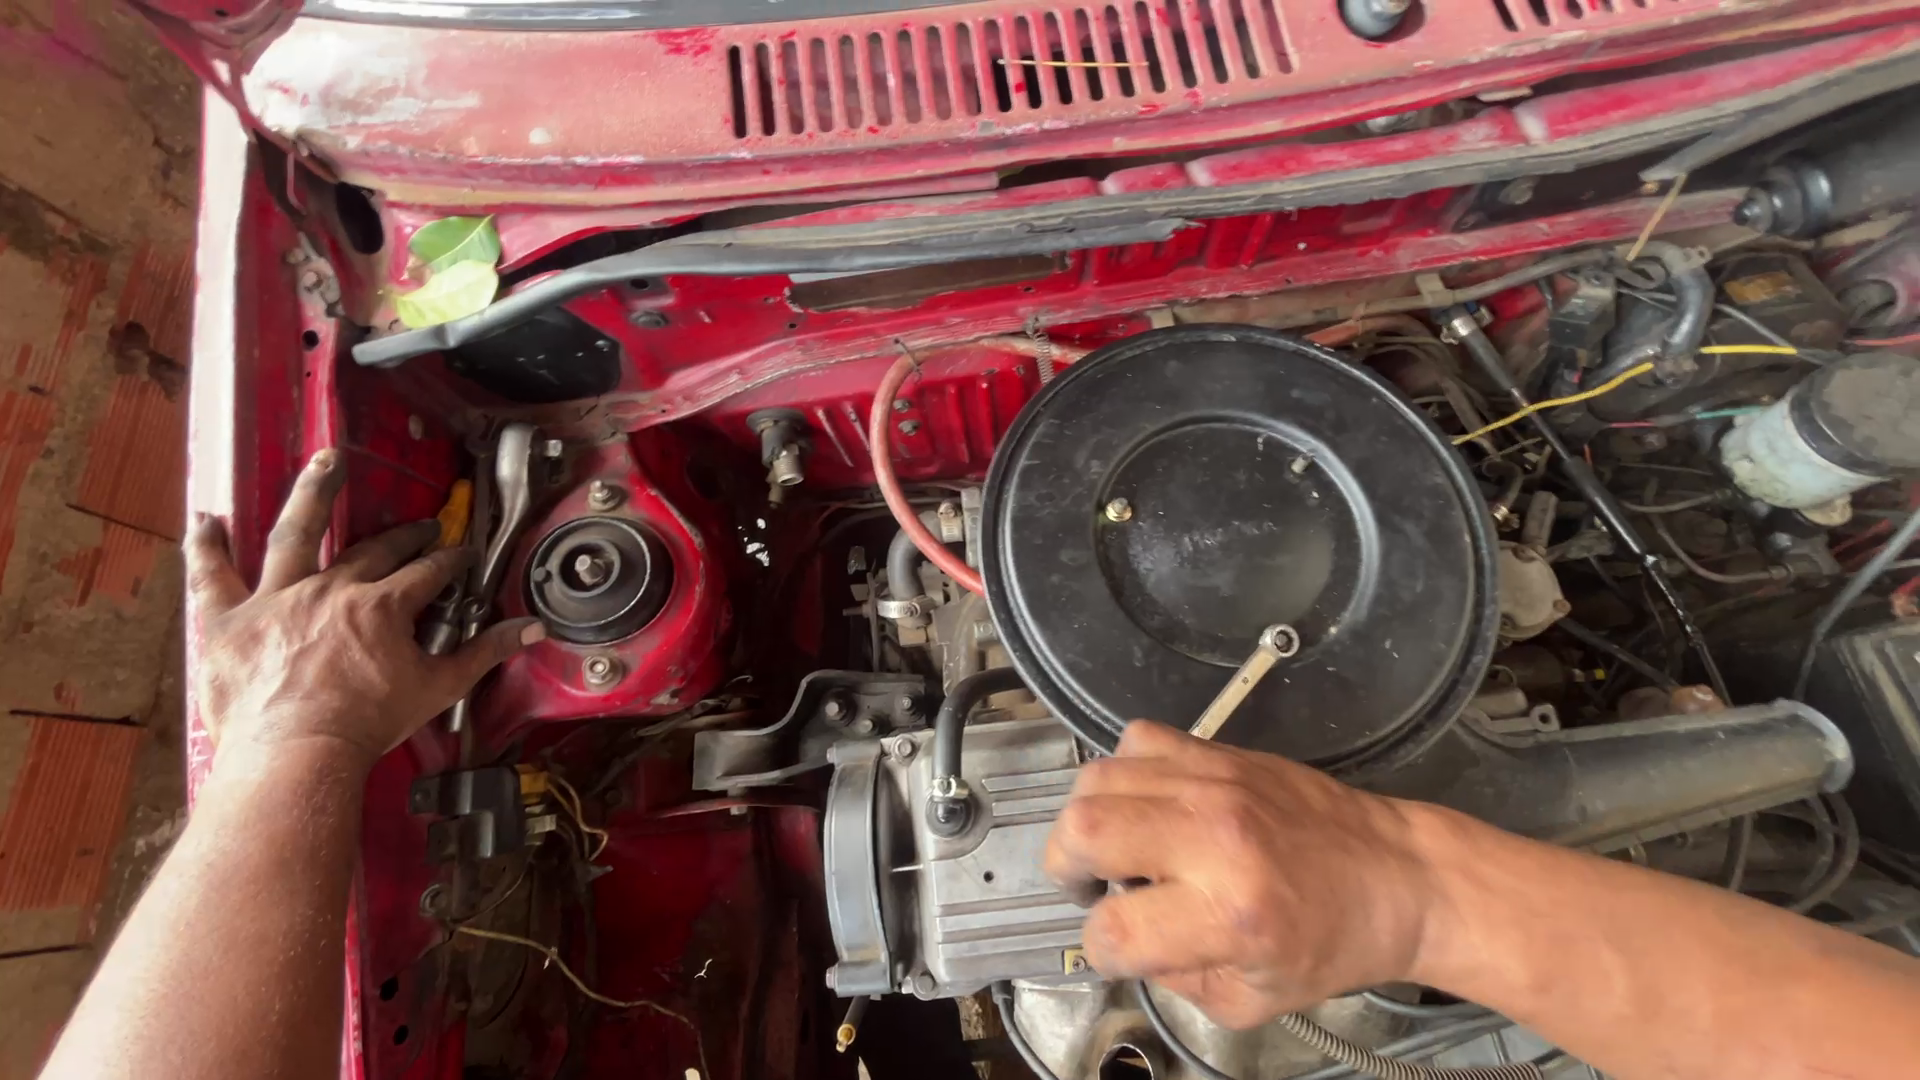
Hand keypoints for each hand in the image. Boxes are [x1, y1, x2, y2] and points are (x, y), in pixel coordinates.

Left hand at [185, 449, 544, 771]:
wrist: (296, 752)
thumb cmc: (372, 719)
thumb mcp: (442, 684)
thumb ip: (488, 650)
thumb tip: (536, 628)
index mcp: (384, 605)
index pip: (430, 570)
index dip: (452, 560)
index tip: (463, 554)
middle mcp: (333, 588)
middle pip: (374, 548)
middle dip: (405, 535)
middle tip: (423, 526)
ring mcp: (277, 598)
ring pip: (295, 534)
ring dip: (312, 494)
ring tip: (324, 462)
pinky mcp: (228, 620)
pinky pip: (212, 575)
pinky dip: (208, 546)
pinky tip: (208, 518)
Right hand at [1044, 721, 1440, 1028]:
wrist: (1394, 873)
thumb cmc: (1332, 943)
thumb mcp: (1253, 1001)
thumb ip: (1172, 977)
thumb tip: (1121, 934)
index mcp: (1229, 914)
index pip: (1114, 929)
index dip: (1100, 947)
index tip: (1117, 944)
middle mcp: (1212, 837)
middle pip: (1085, 830)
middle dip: (1065, 864)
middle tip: (1087, 880)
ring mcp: (1211, 781)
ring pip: (1098, 778)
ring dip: (1087, 816)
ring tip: (1113, 840)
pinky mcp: (1216, 751)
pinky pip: (1136, 739)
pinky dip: (1125, 771)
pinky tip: (1147, 799)